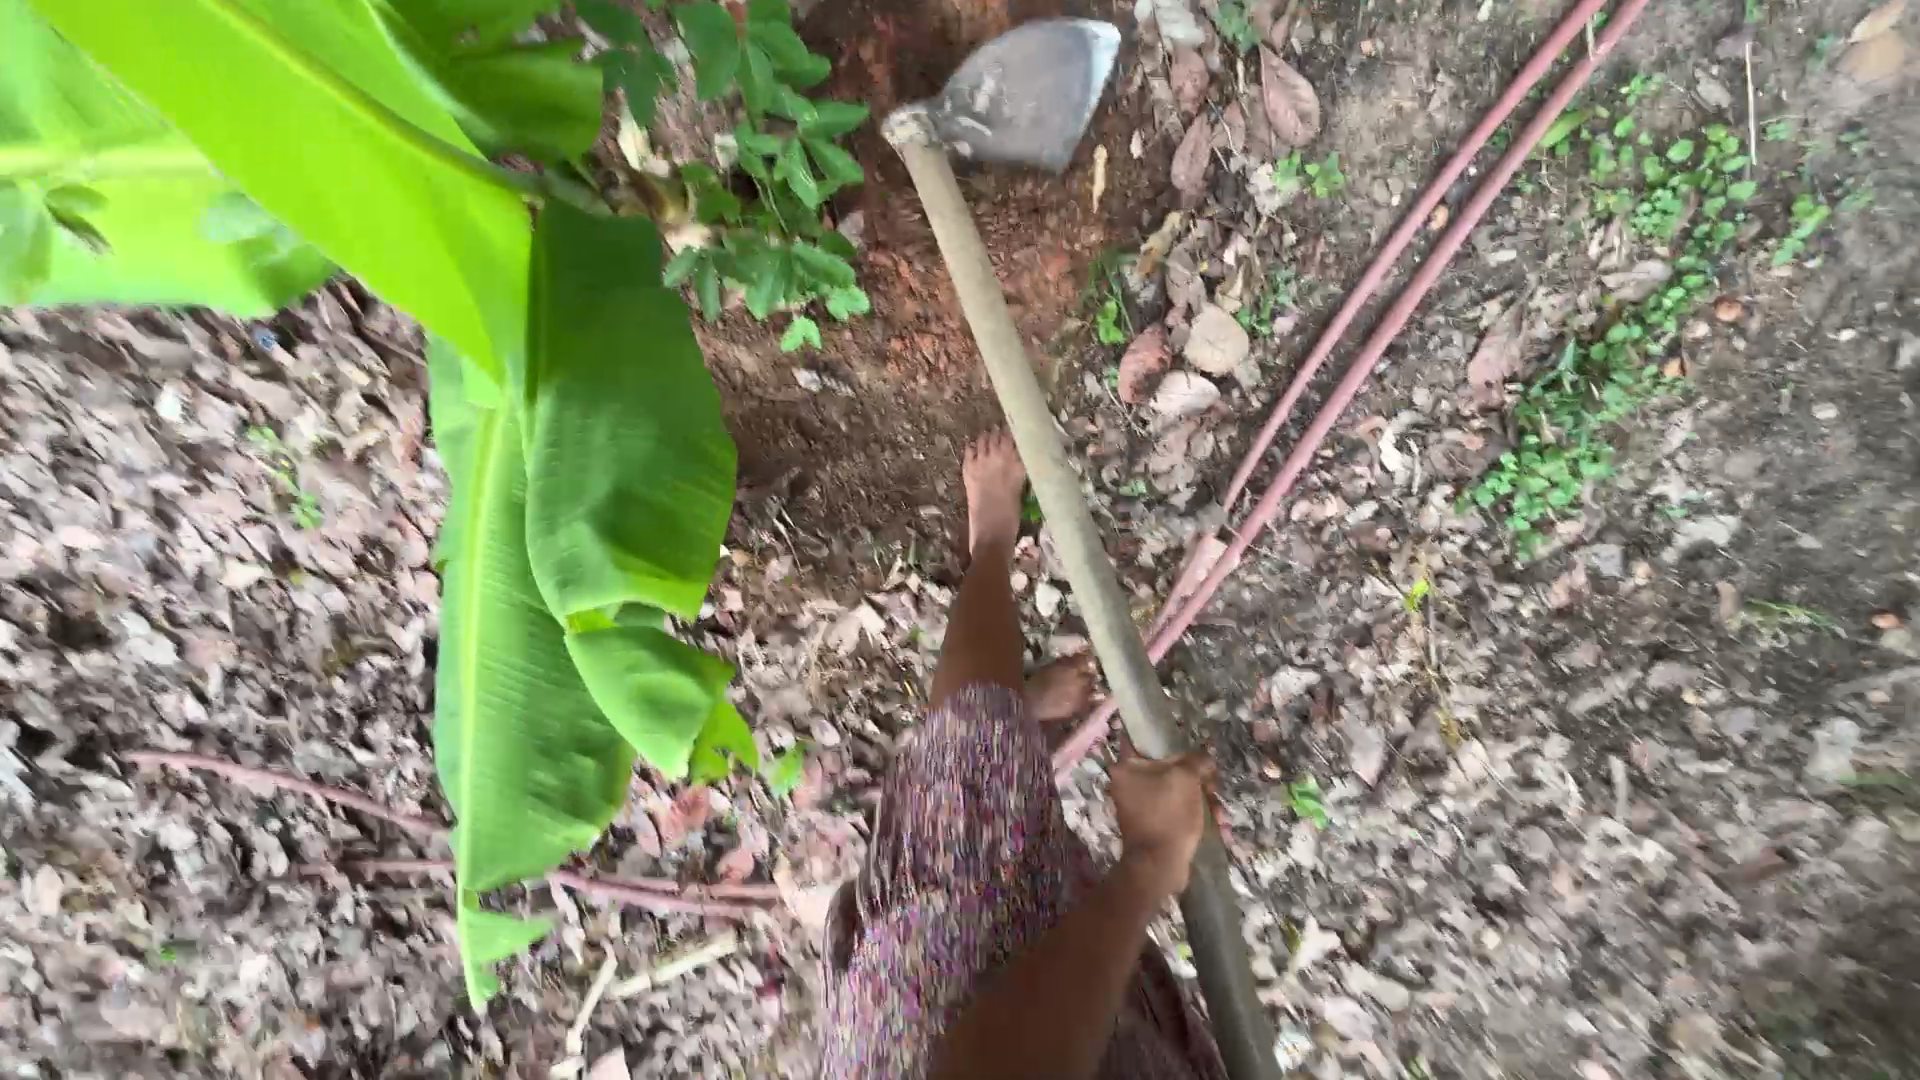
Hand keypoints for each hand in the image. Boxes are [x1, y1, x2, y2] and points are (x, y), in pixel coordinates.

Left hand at [1110, 750, 1215, 897]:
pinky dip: (1189, 809)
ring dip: (1194, 793)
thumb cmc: (1168, 814)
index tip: (1186, 743)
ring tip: (1215, 804)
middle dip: (1190, 773)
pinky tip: (1212, 817)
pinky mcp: (1148, 821)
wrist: (1160, 864)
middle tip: (1211, 781)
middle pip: (1162, 766)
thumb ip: (1195, 760)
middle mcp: (1125, 782)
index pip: (1140, 739)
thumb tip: (1204, 755)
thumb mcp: (1186, 778)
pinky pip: (1170, 806)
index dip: (1165, 738)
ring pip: (1170, 787)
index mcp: (1125, 767)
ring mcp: (1135, 803)